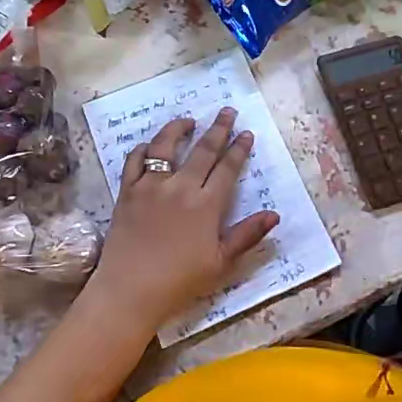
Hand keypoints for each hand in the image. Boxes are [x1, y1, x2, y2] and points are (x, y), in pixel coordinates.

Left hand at [86, 108, 279, 334]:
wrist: (130, 290)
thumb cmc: (180, 281)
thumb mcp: (221, 263)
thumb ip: (247, 235)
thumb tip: (274, 214)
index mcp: (206, 204)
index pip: (227, 168)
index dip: (239, 148)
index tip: (246, 133)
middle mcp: (180, 186)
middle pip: (203, 150)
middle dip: (218, 128)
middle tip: (227, 111)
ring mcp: (150, 186)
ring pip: (166, 146)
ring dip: (179, 128)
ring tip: (189, 120)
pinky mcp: (127, 191)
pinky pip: (135, 160)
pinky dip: (144, 149)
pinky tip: (150, 145)